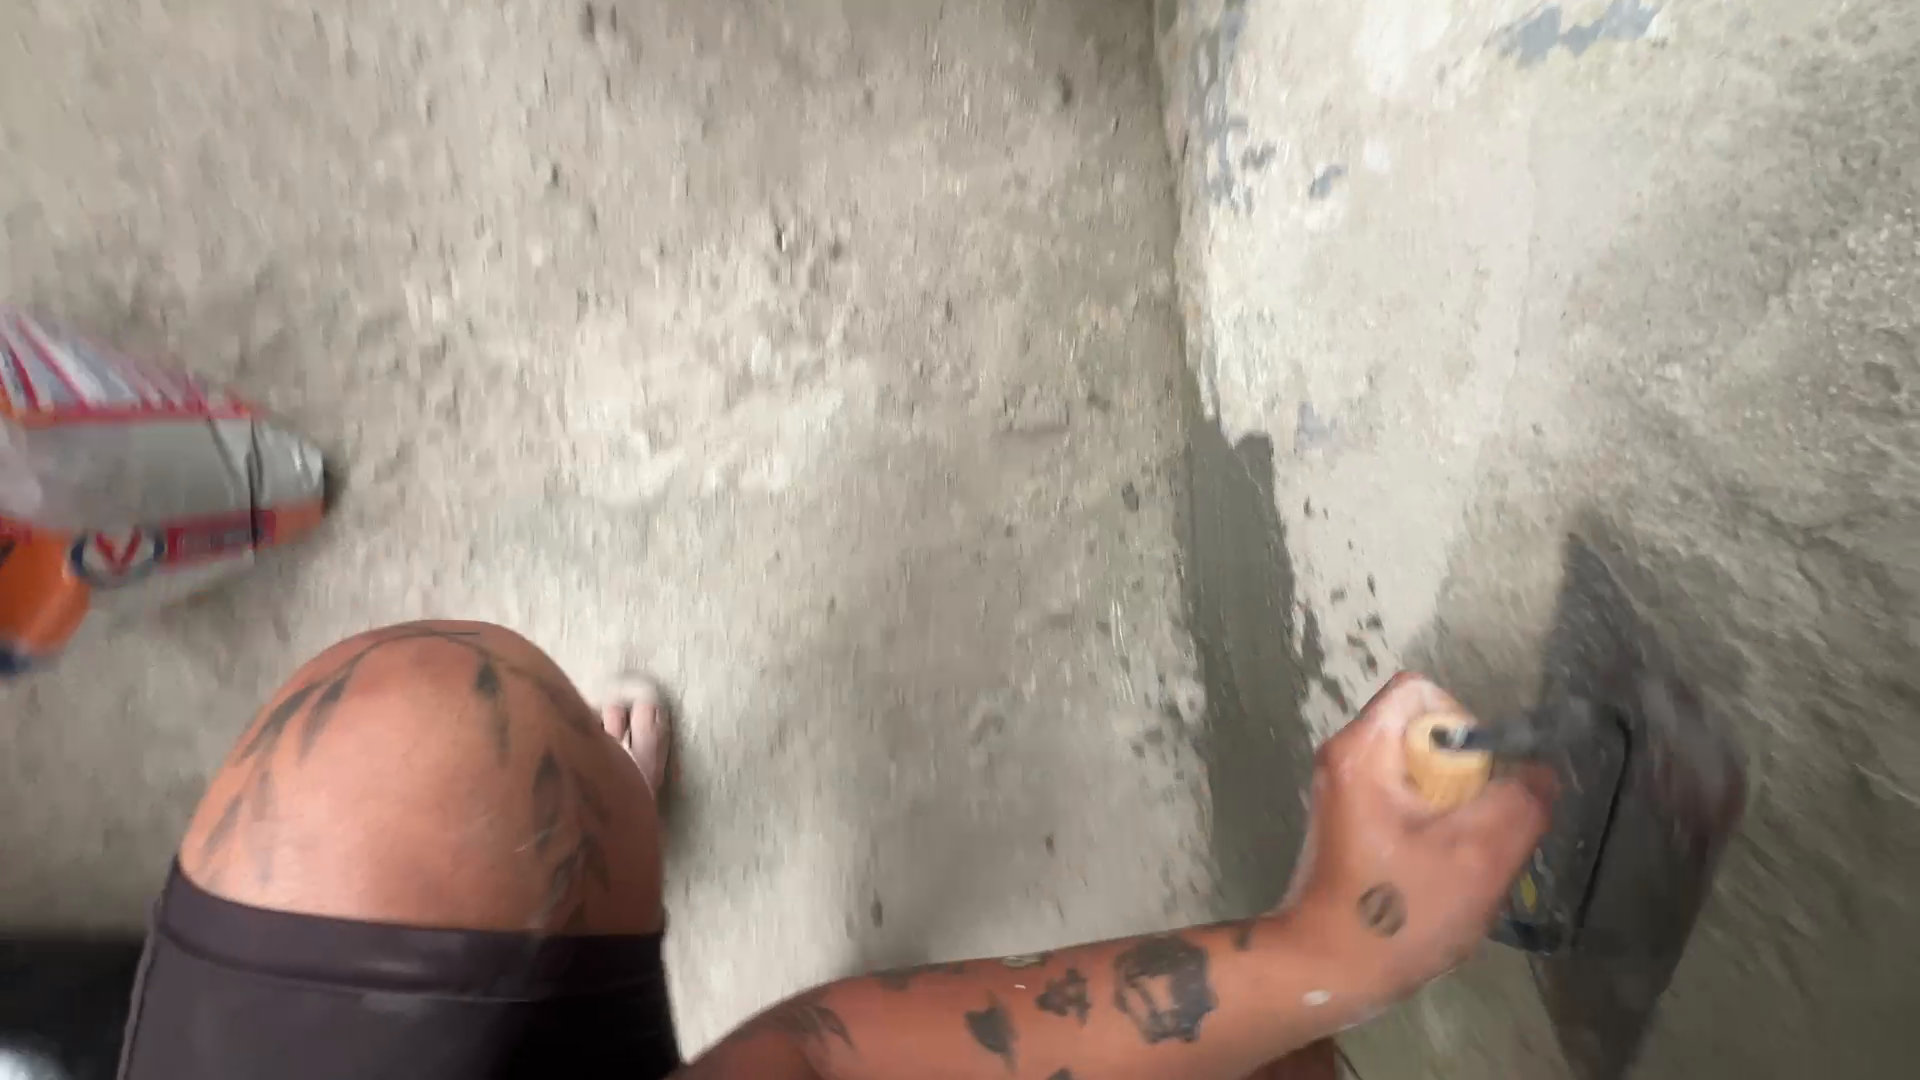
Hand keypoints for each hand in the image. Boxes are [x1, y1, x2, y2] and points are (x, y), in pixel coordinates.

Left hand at [1279, 673, 1552, 1003]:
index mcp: (1361, 749)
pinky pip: (1401, 791)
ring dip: (1451, 802)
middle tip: (1473, 826)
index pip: (1418, 691)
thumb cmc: (1400, 908)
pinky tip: (1436, 864)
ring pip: (1416, 766)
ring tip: (1456, 852)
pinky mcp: (1346, 811)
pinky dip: (1429, 818)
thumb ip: (1517, 803)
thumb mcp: (1477, 857)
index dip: (1462, 723)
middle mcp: (1343, 754)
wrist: (1332, 958)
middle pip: (1419, 729)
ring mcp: (1341, 783)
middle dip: (1462, 772)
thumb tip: (1540, 768)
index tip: (1479, 778)